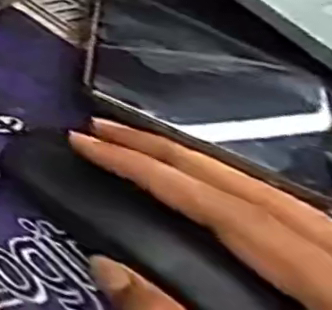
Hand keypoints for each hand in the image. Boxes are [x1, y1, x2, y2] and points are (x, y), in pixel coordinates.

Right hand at [69, 118, 331, 308]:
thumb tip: (108, 267)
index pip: (229, 213)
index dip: (150, 171)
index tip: (85, 143)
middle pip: (264, 197)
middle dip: (175, 155)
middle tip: (102, 126)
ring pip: (298, 208)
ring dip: (213, 171)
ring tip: (150, 147)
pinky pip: (317, 230)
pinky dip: (259, 201)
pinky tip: (228, 196)